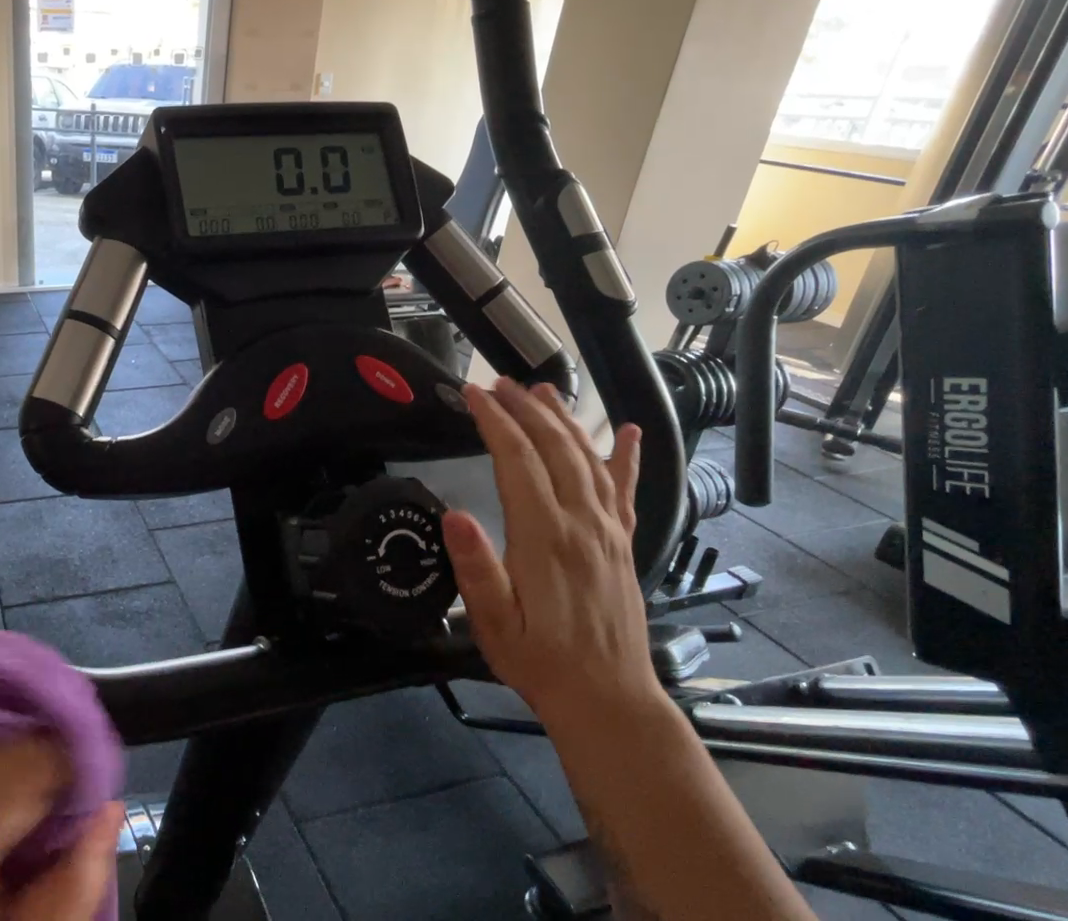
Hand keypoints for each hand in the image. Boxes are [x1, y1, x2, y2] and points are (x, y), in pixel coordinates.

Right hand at [442, 379, 660, 728]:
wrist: (607, 698)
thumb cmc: (539, 660)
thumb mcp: (493, 621)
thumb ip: (475, 567)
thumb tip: (454, 515)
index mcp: (546, 538)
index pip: (518, 462)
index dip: (494, 422)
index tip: (472, 395)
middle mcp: (583, 525)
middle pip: (556, 450)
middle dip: (525, 410)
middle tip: (498, 383)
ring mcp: (609, 533)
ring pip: (590, 460)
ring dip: (565, 421)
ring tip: (541, 393)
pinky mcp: (623, 545)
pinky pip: (625, 491)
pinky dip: (627, 457)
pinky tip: (629, 433)